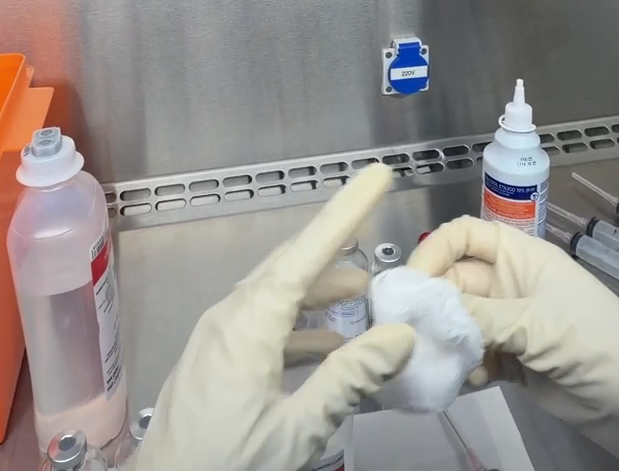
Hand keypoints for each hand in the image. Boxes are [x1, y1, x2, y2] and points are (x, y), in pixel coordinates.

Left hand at [135, 165, 416, 469]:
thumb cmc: (225, 465)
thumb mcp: (296, 431)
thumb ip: (348, 379)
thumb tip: (399, 335)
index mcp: (249, 322)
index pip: (307, 252)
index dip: (346, 211)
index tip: (376, 176)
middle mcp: (231, 315)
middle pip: (292, 263)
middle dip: (336, 242)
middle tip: (376, 221)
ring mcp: (221, 335)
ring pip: (279, 292)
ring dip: (322, 289)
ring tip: (365, 293)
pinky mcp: (218, 358)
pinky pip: (267, 322)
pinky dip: (302, 324)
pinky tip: (330, 345)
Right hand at [410, 217, 618, 470]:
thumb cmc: (604, 348)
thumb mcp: (542, 326)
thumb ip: (482, 318)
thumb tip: (424, 313)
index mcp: (521, 256)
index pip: (463, 236)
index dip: (433, 252)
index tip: (410, 285)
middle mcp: (510, 284)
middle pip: (454, 281)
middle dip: (430, 303)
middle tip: (404, 333)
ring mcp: (511, 324)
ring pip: (459, 322)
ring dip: (441, 340)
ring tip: (425, 364)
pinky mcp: (514, 363)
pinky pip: (472, 357)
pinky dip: (457, 368)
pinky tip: (449, 385)